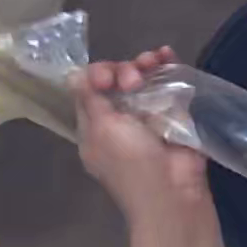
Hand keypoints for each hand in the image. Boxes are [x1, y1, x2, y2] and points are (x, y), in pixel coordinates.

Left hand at [73, 47, 210, 228]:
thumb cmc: (131, 163)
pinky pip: (167, 82)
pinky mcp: (174, 112)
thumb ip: (90, 99)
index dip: (97, 76)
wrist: (173, 192)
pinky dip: (166, 66)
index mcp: (96, 128)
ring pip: (142, 77)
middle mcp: (120, 119)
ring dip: (144, 63)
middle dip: (123, 71)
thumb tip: (73, 74)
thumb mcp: (102, 130)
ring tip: (153, 63)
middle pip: (116, 80)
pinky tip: (166, 54)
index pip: (90, 90)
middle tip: (133, 82)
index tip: (108, 79)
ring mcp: (148, 114)